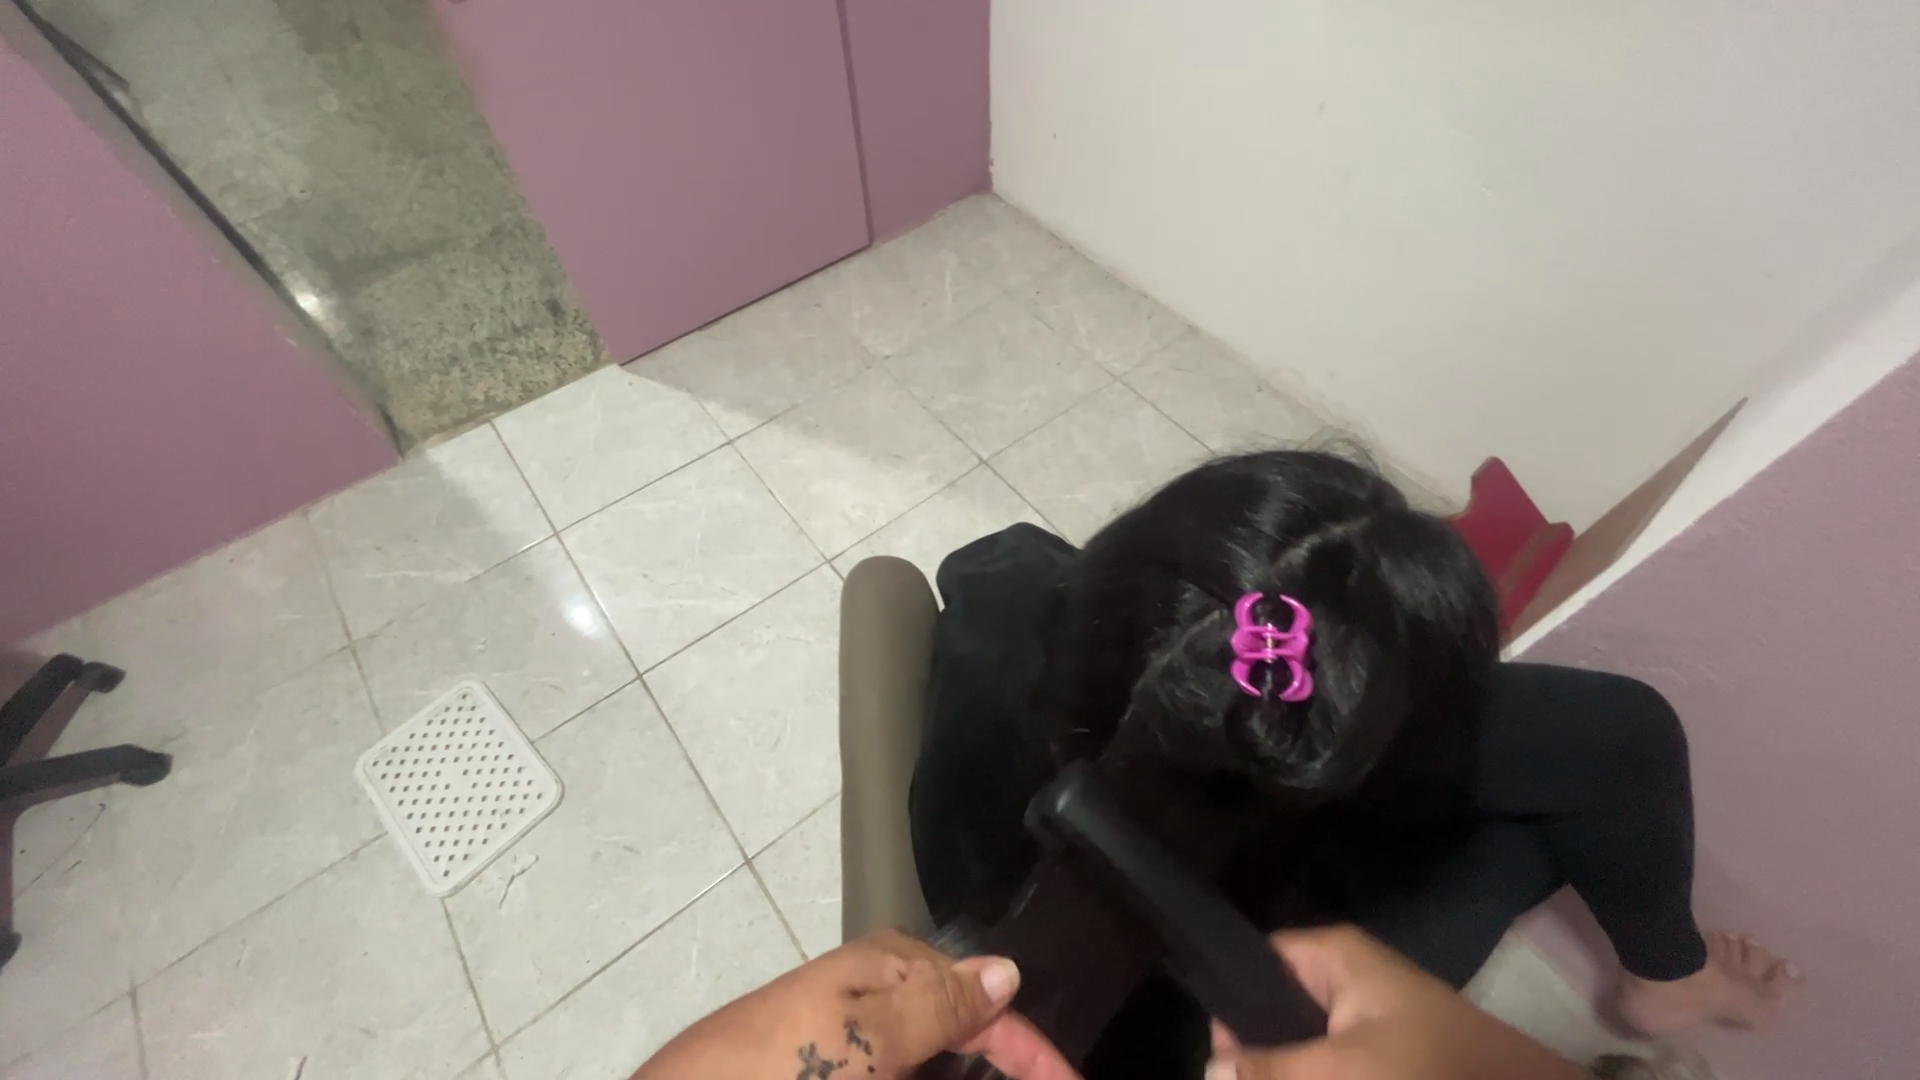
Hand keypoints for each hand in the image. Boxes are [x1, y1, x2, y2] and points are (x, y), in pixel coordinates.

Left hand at [633, 928, 1078, 1079]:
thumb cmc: (786, 1068)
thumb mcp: (867, 1032)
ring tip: (1000, 1071)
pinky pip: (901, 1070)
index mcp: (888, 970)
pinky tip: (936, 1074)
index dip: (1030, 1046)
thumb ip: (941, 1001)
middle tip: (1045, 1078)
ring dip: (966, 1068)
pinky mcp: (836, 1070)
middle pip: (962, 1033)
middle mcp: (875, 1002)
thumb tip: (1007, 966)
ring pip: (932, 1061)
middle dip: (1001, 1061)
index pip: (982, 999)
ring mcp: (854, 1045)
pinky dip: (928, 1070)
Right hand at [1209, 926, 1584, 1079]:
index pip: (1254, 964)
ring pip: (1307, 1044)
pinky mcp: (1393, 1053)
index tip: (1223, 1066)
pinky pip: (1337, 1063)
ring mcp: (1371, 1014)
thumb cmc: (1431, 1072)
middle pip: (1277, 1008)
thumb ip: (1271, 1070)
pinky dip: (1322, 1078)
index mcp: (1330, 954)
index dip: (1232, 1011)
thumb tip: (1208, 1073)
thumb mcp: (1343, 1072)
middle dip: (1263, 1054)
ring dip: (1292, 1071)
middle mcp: (1345, 973)